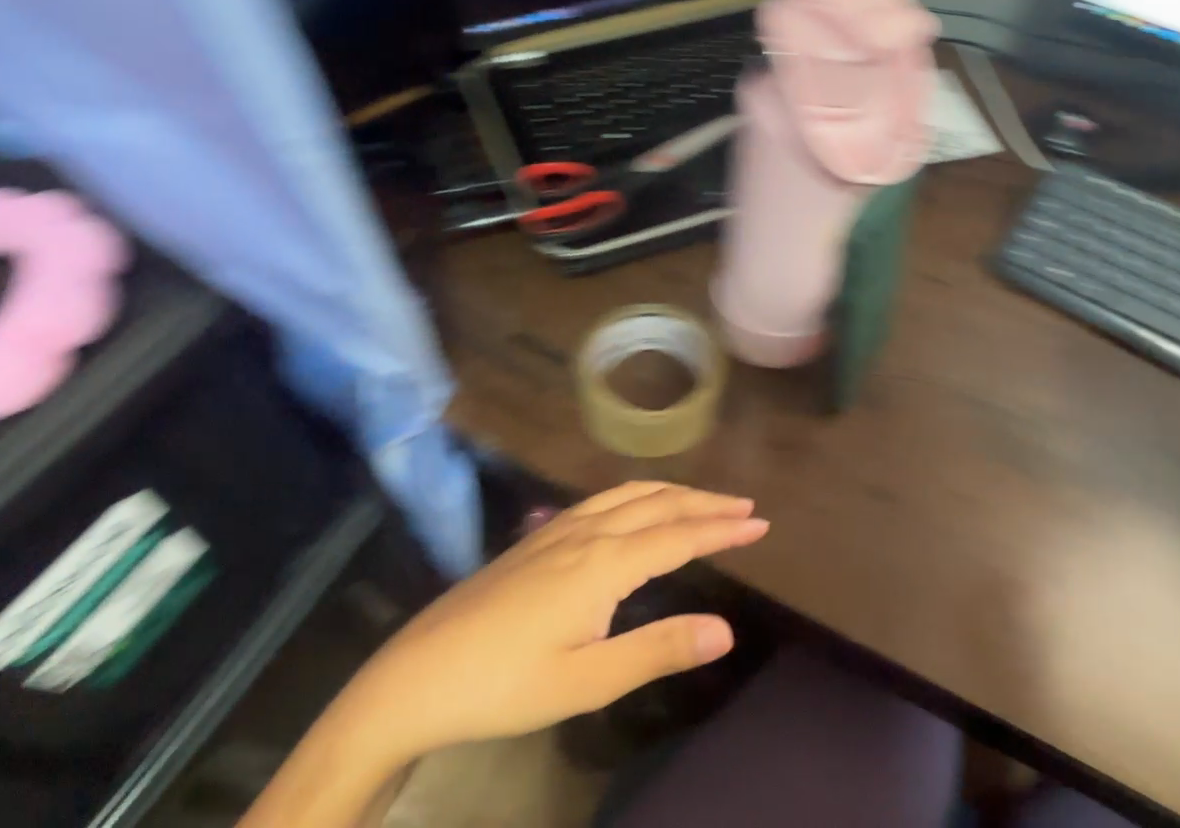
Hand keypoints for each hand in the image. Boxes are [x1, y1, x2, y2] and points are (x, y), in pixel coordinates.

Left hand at [347, 481, 769, 761]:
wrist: (418, 675)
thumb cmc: (505, 685)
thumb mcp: (588, 682)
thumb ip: (658, 650)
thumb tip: (726, 630)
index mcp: (602, 565)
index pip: (678, 536)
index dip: (722, 529)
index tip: (761, 523)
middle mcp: (583, 534)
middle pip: (656, 505)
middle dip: (704, 503)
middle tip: (746, 508)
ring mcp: (553, 532)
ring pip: (625, 496)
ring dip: (670, 494)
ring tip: (702, 501)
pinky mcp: (533, 540)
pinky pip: (598, 502)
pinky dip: (634, 496)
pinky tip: (631, 510)